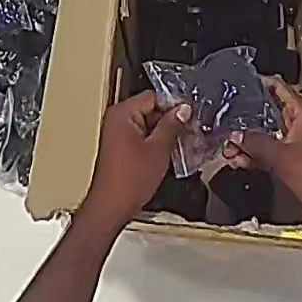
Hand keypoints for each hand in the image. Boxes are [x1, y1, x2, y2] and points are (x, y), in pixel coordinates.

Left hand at [81, 91, 190, 231]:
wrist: (112, 205)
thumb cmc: (128, 180)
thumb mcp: (158, 149)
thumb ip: (172, 125)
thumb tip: (183, 110)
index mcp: (123, 113)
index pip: (152, 96)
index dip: (173, 105)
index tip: (189, 114)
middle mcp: (117, 118)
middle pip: (150, 108)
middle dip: (170, 120)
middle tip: (188, 131)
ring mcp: (117, 131)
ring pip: (147, 122)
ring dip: (163, 132)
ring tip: (181, 144)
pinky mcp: (120, 143)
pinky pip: (141, 134)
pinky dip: (154, 141)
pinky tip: (167, 152)